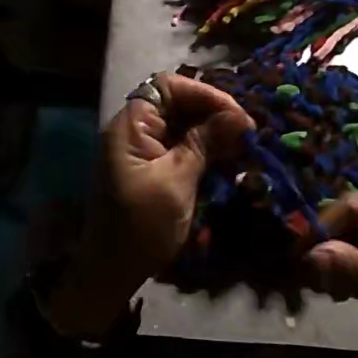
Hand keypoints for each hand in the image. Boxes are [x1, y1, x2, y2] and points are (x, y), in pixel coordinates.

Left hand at [46, 74, 252, 336]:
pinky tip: (226, 161)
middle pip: (177, 103)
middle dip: (213, 113)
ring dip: (212, 132)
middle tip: (246, 133)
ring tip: (242, 147)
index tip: (236, 116)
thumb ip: (205, 144)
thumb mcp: (177, 181)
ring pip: (182, 124)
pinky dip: (203, 150)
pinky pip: (180, 146)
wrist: (111, 271)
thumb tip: (239, 116)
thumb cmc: (141, 225)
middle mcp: (134, 130)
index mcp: (131, 125)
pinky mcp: (151, 168)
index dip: (204, 94)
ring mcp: (142, 149)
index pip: (169, 87)